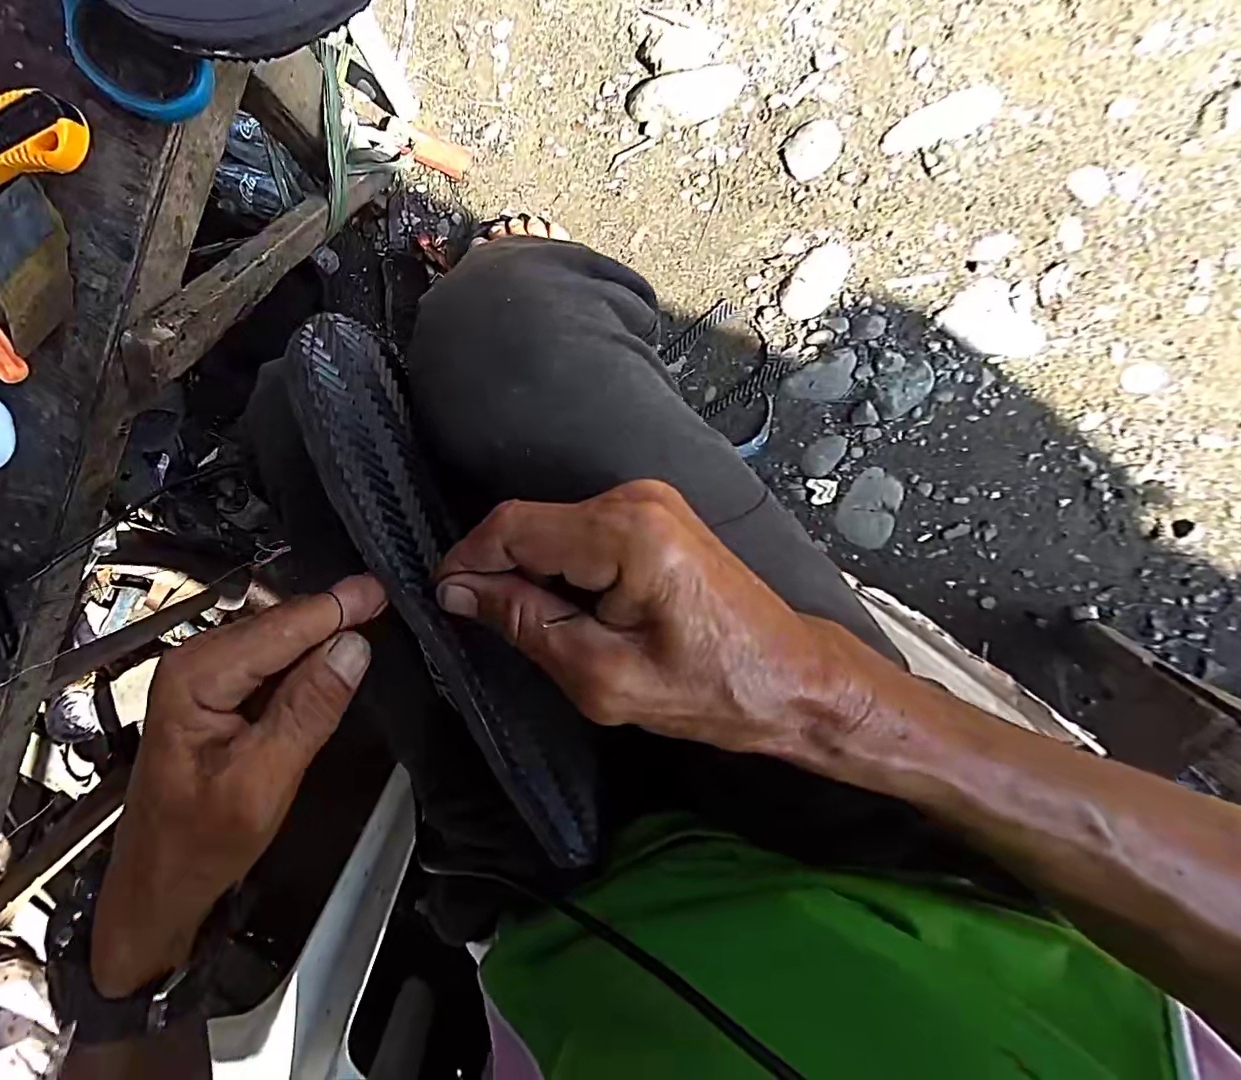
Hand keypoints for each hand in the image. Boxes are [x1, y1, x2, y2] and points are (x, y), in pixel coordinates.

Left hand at [90, 575, 386, 998]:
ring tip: (364, 619)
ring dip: (320, 631)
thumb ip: (307, 711)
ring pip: (275, 638)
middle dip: (330, 613)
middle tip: (379, 602)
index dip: (335, 607)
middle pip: (276, 624)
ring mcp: (202, 674)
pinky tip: (329, 655)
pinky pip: (269, 660)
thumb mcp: (262, 783)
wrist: (158, 880)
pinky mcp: (216, 689)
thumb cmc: (197, 844)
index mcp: (195, 676)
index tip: (377, 591)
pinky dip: (304, 655)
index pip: (280, 628)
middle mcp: (194, 662)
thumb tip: (351, 649)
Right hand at [432, 480, 867, 755]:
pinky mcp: (647, 512)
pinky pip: (570, 531)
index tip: (445, 600)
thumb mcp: (603, 676)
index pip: (512, 529)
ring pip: (544, 528)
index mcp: (626, 535)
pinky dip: (553, 568)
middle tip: (495, 627)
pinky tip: (571, 608)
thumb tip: (459, 592)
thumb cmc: (715, 690)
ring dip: (526, 575)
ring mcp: (644, 500)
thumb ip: (524, 624)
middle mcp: (634, 499)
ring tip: (543, 625)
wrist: (795, 678)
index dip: (466, 562)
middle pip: (525, 524)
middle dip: (497, 574)